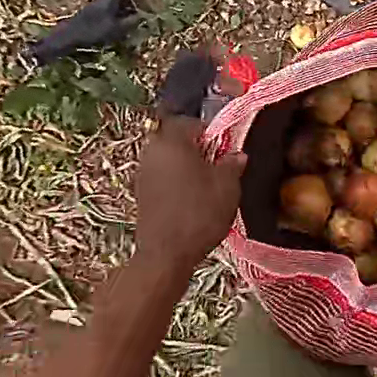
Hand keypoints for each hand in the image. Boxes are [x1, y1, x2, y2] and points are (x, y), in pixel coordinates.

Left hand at [130, 115, 245, 272]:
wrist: (167, 254)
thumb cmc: (200, 212)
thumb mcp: (228, 185)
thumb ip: (232, 163)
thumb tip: (236, 154)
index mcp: (172, 141)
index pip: (192, 122)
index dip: (213, 132)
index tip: (227, 149)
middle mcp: (152, 151)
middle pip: (178, 139)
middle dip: (199, 148)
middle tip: (220, 165)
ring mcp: (143, 173)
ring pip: (170, 159)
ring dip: (187, 165)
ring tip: (208, 184)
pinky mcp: (141, 193)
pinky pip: (163, 176)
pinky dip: (177, 181)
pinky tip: (193, 198)